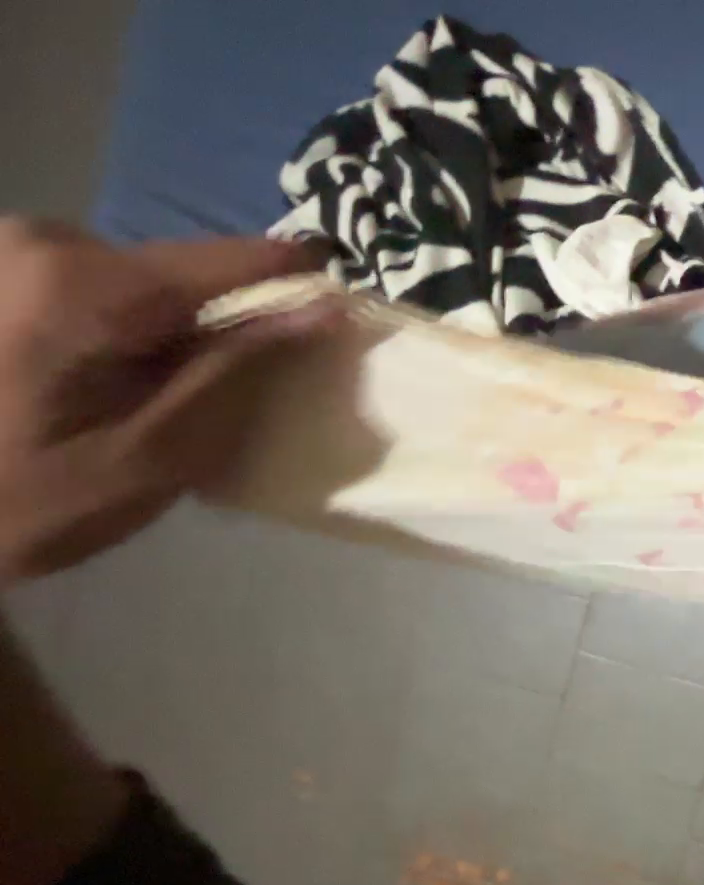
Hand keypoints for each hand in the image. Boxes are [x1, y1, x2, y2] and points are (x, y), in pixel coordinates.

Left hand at [0, 220, 337, 583]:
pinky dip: (126, 328)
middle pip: (183, 272)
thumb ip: (245, 365)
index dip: (299, 277)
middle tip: (219, 390)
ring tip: (154, 392)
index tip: (345, 290)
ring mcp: (7, 256)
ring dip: (170, 328)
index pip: (231, 261)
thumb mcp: (168, 446)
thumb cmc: (36, 497)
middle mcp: (37, 243)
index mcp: (81, 283)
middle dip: (221, 320)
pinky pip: (96, 285)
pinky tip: (104, 380)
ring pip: (142, 279)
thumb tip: (325, 309)